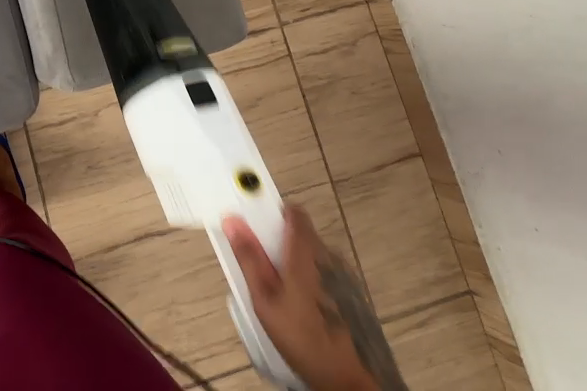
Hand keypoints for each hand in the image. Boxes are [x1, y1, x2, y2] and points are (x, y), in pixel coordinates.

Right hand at [223, 207, 407, 390]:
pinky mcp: (354, 296)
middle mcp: (329, 257)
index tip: (257, 229)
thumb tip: (232, 220)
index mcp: (305, 252)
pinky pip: (327, 276)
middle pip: (302, 235)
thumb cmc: (301, 336)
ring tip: (283, 296)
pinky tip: (305, 310)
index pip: (293, 211)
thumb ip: (249, 257)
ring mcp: (345, 277)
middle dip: (281, 245)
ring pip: (314, 257)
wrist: (351, 380)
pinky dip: (313, 282)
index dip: (274, 213)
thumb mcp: (265, 300)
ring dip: (297, 264)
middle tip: (264, 271)